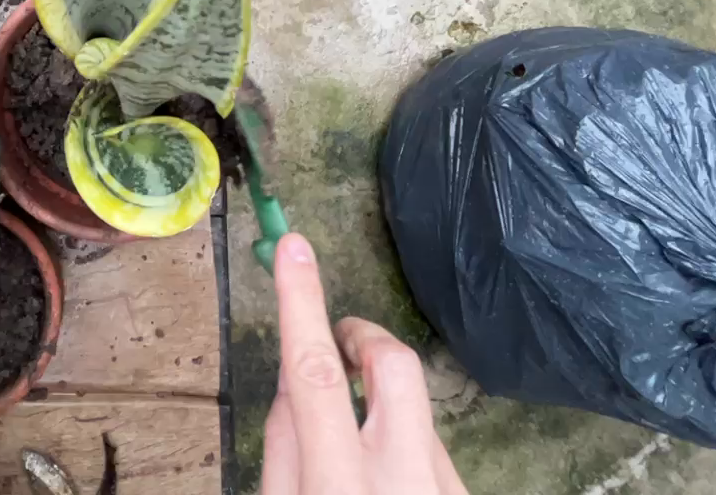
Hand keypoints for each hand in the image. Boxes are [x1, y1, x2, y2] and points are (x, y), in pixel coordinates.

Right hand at [263, 233, 466, 494]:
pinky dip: (400, 449)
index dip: (300, 301)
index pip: (315, 371)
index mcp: (342, 486)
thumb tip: (294, 381)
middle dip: (359, 333)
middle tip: (336, 340)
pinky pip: (430, 455)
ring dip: (377, 409)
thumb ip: (284, 448)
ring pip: (414, 414)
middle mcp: (408, 482)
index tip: (292, 244)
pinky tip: (382, 490)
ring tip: (351, 458)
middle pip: (393, 366)